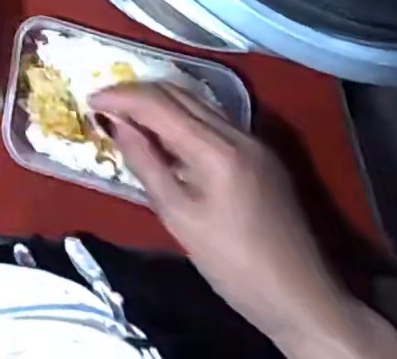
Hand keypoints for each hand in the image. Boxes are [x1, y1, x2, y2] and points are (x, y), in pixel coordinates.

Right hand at [91, 84, 396, 358]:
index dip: (118, 97)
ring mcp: (253, 142)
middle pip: (175, 92)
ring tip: (124, 114)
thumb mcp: (177, 216)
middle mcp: (237, 135)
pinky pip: (209, 117)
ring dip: (155, 100)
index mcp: (217, 151)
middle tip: (102, 105)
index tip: (88, 102)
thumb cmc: (235, 265)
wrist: (308, 304)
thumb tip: (113, 123)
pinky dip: (177, 114)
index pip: (157, 104)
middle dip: (134, 93)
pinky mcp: (259, 154)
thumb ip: (144, 161)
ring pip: (193, 100)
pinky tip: (160, 132)